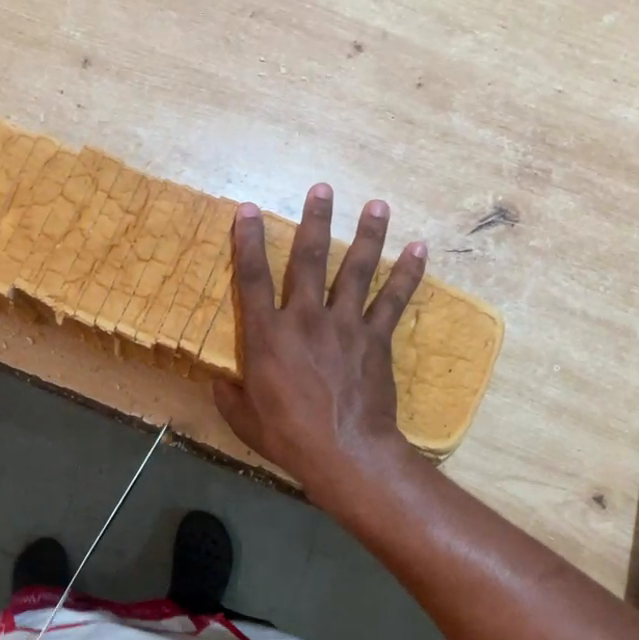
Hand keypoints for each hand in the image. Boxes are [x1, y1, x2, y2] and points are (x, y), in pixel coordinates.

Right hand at [213, 183, 426, 504]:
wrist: (344, 451)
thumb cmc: (287, 435)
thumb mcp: (242, 418)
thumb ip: (228, 394)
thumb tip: (219, 382)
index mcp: (266, 336)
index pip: (252, 278)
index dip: (247, 242)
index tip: (248, 209)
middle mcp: (304, 319)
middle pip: (308, 259)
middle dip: (314, 221)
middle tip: (322, 189)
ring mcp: (344, 325)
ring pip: (355, 270)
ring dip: (367, 235)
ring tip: (377, 204)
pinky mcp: (375, 339)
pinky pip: (393, 301)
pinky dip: (407, 275)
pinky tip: (419, 250)